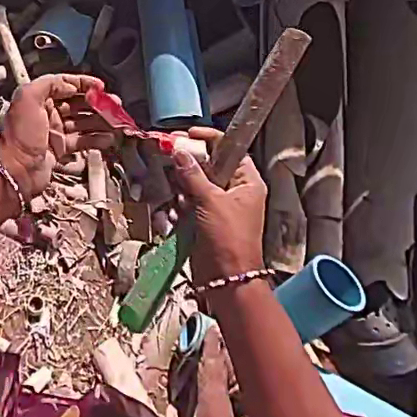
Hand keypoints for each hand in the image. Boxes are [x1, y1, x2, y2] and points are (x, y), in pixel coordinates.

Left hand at [0, 73, 113, 199]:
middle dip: (97, 103)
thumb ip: (49, 84)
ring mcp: (54, 131)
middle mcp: (46, 113)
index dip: (84, 84)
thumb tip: (70, 84)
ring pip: (82, 122)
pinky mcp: (59, 148)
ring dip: (100, 121)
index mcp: (38, 99)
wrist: (17, 170)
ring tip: (116, 123)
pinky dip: (95, 139)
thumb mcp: (28, 99)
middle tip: (114, 105)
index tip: (100, 86)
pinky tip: (108, 138)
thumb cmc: (20, 136)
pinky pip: (82, 140)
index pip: (65, 85)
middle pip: (78, 103)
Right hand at [168, 126, 267, 283]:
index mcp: (247, 182)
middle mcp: (235, 191)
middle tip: (169, 153)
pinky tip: (174, 210)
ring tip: (169, 184)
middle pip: (210, 165)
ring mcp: (219, 206)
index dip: (210, 139)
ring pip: (196, 184)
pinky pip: (189, 202)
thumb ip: (192, 175)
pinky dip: (180, 203)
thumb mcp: (211, 201)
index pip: (230, 149)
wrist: (227, 281)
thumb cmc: (228, 238)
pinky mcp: (204, 220)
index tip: (189, 134)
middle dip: (189, 162)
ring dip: (182, 184)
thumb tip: (178, 150)